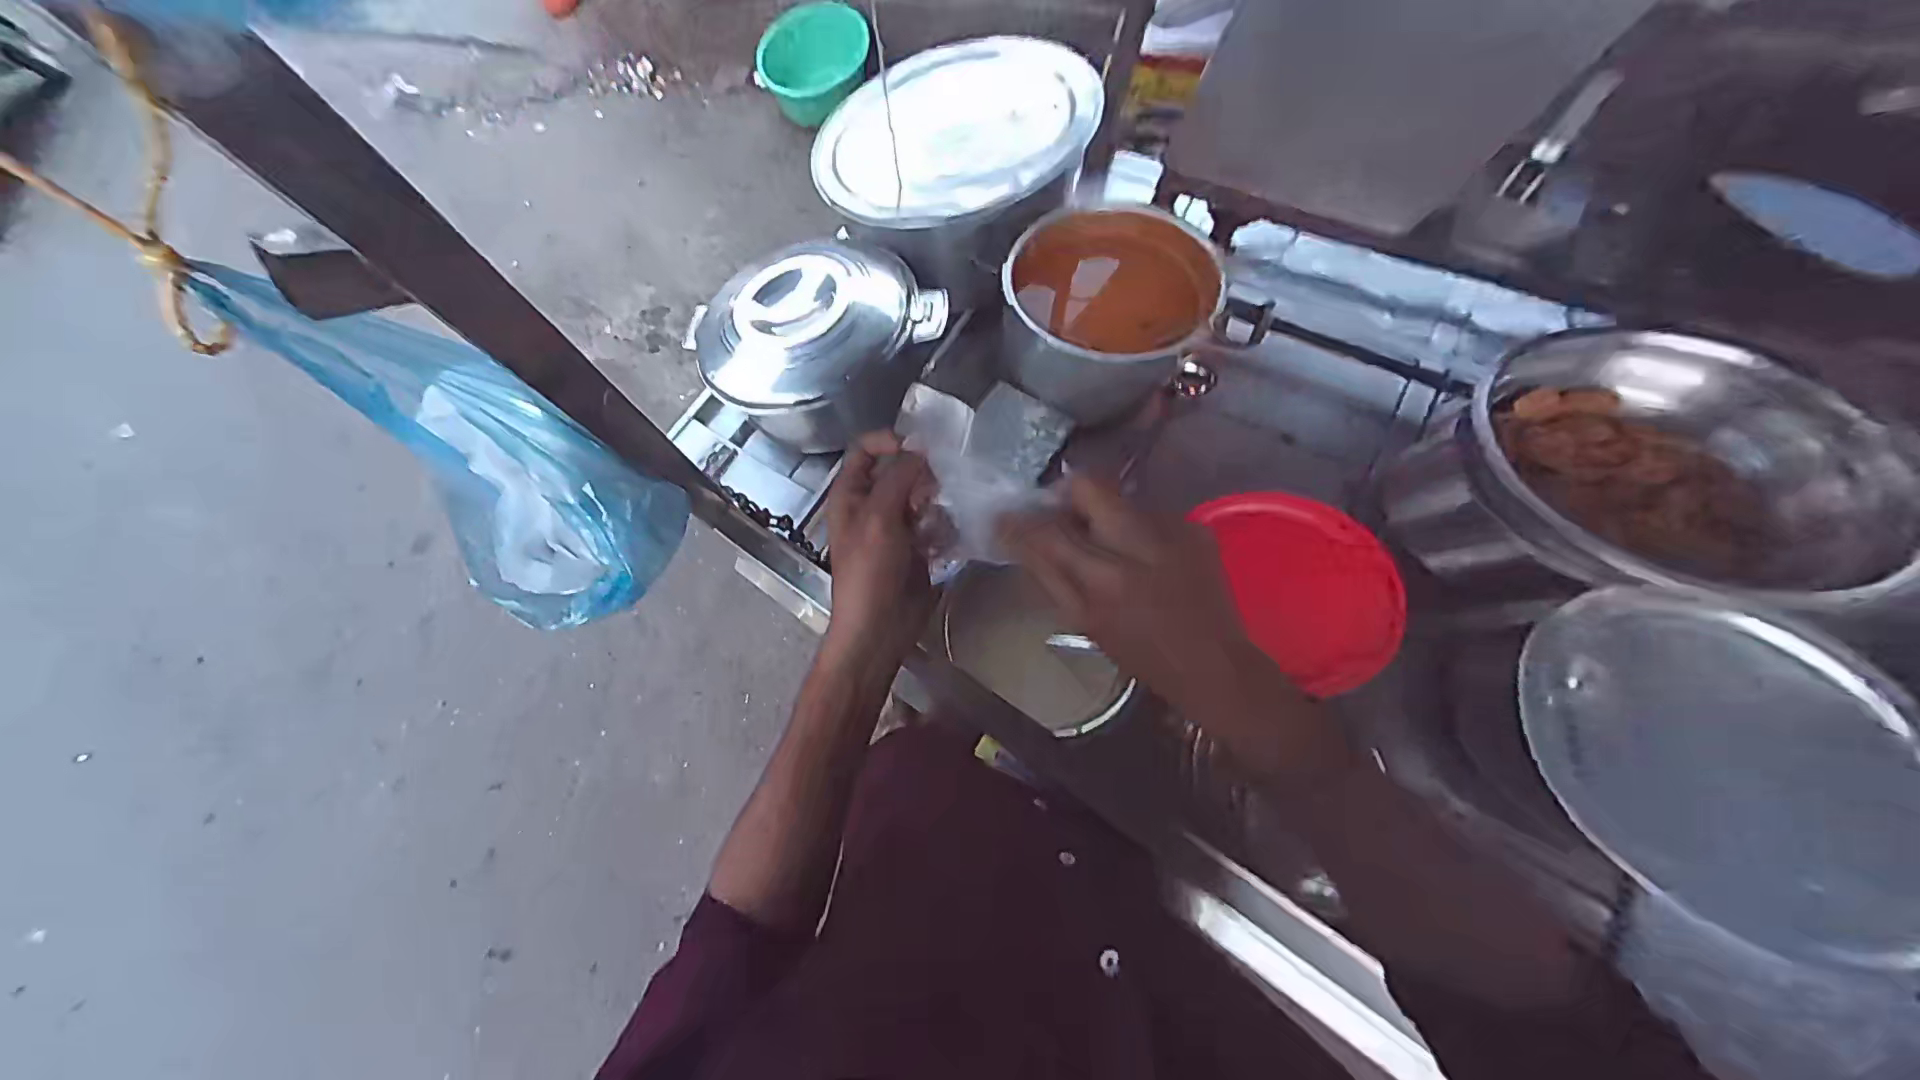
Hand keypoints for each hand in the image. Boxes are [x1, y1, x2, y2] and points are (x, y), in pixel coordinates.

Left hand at [820, 431, 934, 670]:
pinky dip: (943, 532)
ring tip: (935, 527)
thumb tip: (921, 450)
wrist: (879, 627)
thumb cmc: (870, 573)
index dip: (889, 442)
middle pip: (902, 472)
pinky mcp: (918, 549)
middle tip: (931, 495)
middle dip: (920, 479)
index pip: (866, 450)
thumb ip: (900, 477)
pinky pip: (936, 526)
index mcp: (851, 495)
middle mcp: (872, 507)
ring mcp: (896, 528)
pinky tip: (942, 547)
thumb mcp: (880, 517)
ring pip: (924, 499)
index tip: (917, 449)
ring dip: (935, 508)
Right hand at [998, 474, 1252, 710]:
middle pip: (1089, 485)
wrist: (1214, 663)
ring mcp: (1173, 529)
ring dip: (1103, 514)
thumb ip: (1048, 575)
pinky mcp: (1195, 527)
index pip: (1049, 530)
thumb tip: (1016, 537)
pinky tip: (1144, 557)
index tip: (1007, 517)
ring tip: (1107, 546)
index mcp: (1105, 579)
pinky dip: (1136, 528)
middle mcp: (1140, 543)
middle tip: (1060, 515)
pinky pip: (1150, 513)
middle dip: (1066, 495)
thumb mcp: (1085, 622)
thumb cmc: (1141, 653)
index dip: (1020, 521)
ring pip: (1120, 498)